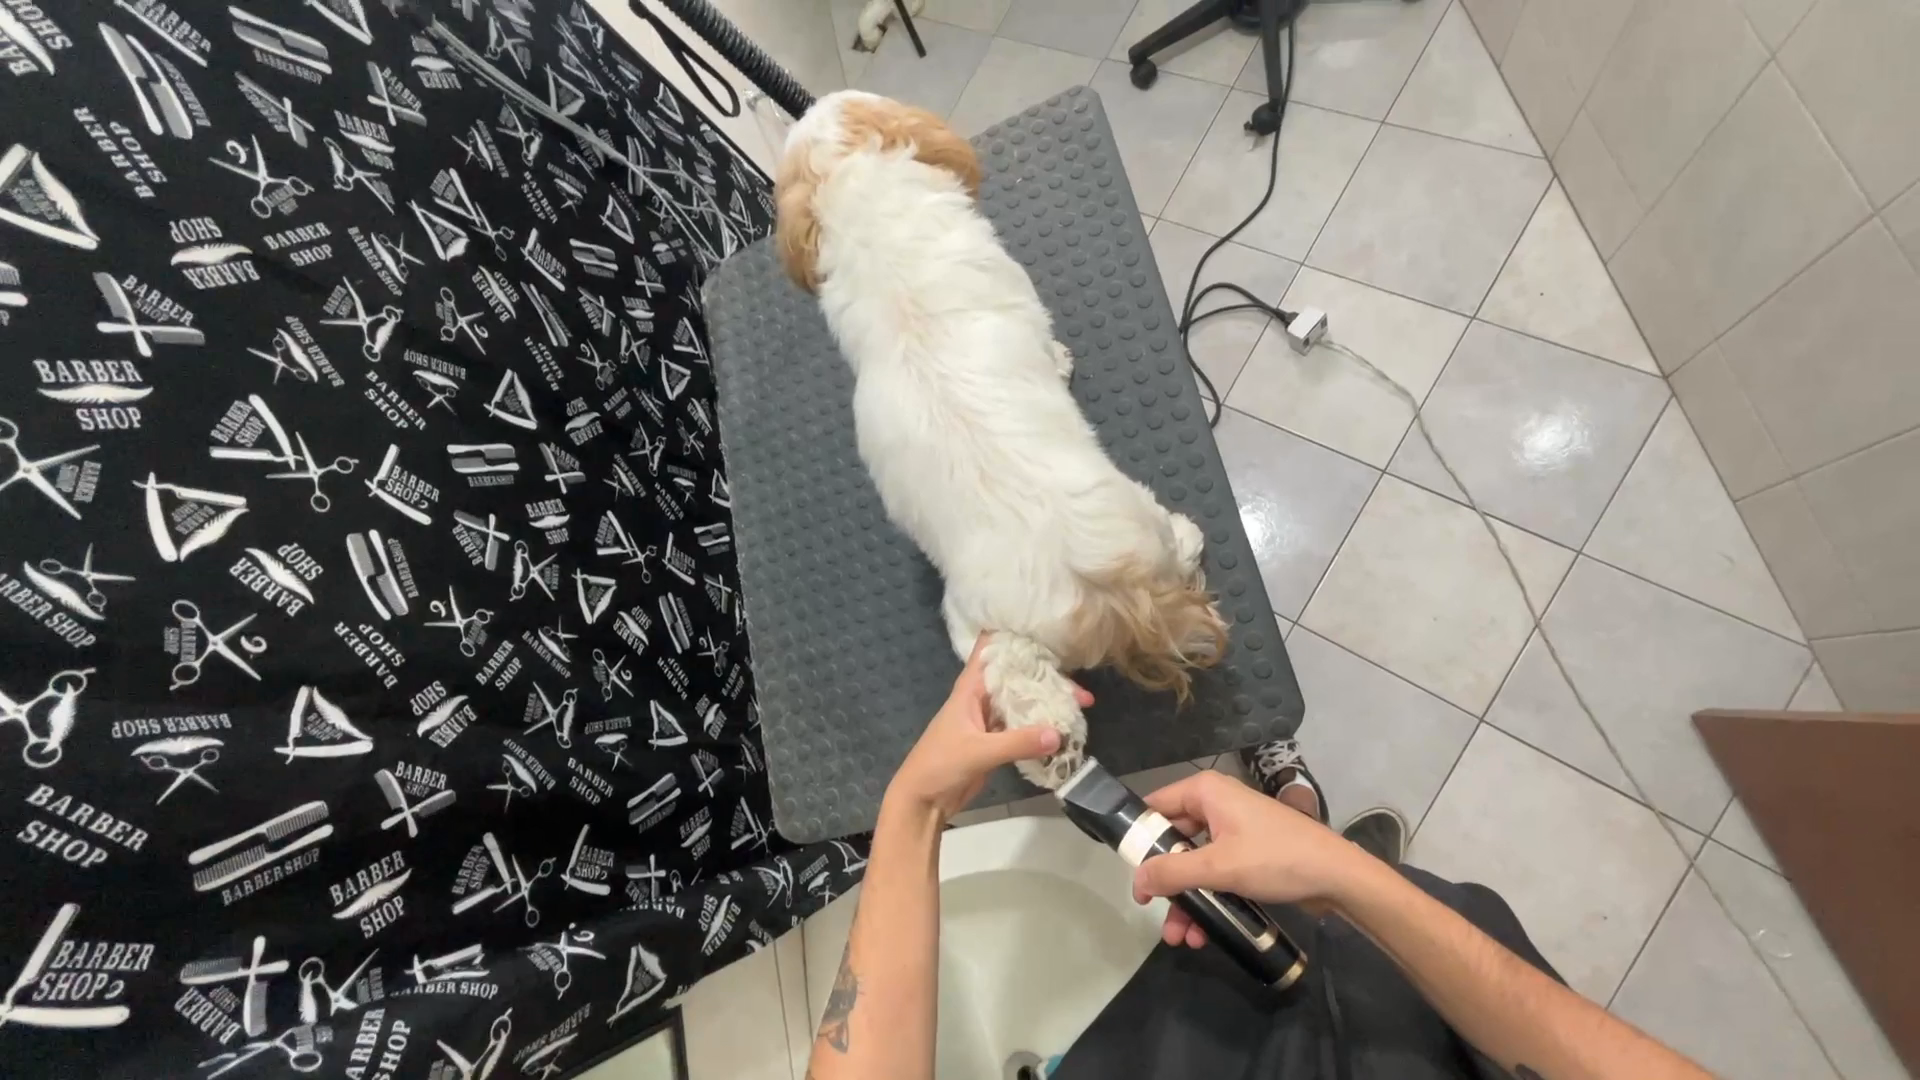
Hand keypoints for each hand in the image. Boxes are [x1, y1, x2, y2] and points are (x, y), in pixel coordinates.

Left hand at [886, 635, 1092, 821]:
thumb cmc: (940, 764)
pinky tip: (1063, 730)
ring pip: (1022, 702)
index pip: (990, 650)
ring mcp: (989, 719)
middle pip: (1017, 678)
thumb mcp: (978, 751)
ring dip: (1047, 703)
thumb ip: (1017, 742)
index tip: (1044, 628)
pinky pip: (1022, 725)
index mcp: (970, 688)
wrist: (923, 800)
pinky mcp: (995, 740)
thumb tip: (1059, 733)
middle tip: (1080, 692)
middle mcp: (982, 697)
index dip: (1013, 636)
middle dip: (1047, 679)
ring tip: (1080, 707)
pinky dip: (1040, 726)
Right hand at [1129, 770, 1365, 948]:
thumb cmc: (1276, 859)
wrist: (1339, 877)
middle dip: (1166, 882)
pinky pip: (1216, 870)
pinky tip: (1205, 931)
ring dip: (1187, 899)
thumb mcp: (1219, 867)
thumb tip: (1135, 882)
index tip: (1131, 874)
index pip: (1155, 806)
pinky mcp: (1248, 850)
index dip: (1139, 840)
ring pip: (1195, 862)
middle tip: (1155, 914)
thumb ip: (1173, 872)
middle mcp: (1215, 803)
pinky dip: (1208, 897)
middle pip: (1174, 841)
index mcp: (1204, 791)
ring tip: (1182, 938)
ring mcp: (1233, 828)